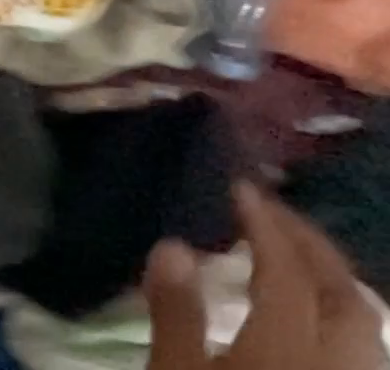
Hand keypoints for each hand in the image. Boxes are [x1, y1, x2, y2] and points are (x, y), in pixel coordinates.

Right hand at [147, 183, 384, 369]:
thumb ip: (178, 313)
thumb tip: (174, 245)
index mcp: (289, 350)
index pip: (285, 274)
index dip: (265, 226)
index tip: (238, 188)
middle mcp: (339, 365)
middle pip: (344, 295)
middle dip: (310, 244)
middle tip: (270, 208)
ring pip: (367, 323)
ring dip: (332, 277)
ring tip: (292, 250)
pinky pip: (364, 347)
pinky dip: (341, 312)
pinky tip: (312, 309)